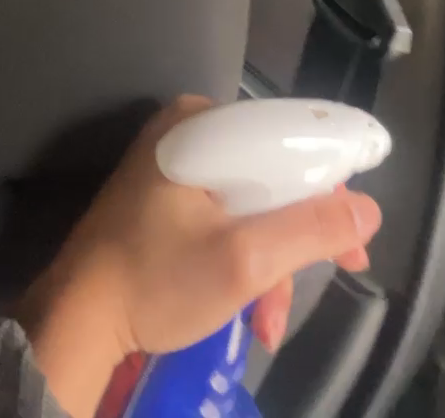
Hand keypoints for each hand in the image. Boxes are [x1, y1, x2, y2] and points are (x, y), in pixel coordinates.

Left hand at [18, 97, 381, 417]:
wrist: (76, 319)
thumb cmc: (156, 279)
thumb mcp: (244, 260)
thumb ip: (310, 231)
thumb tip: (369, 209)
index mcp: (199, 122)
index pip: (285, 138)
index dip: (328, 184)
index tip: (353, 231)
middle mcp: (185, 130)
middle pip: (269, 172)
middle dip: (299, 236)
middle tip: (338, 272)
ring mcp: (171, 163)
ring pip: (247, 200)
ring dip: (270, 261)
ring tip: (270, 321)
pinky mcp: (162, 196)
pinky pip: (221, 213)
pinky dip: (241, 256)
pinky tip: (250, 308)